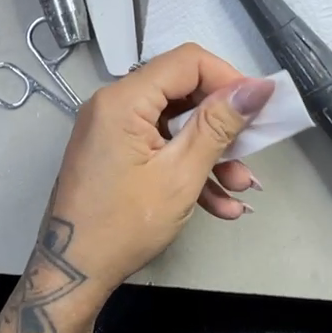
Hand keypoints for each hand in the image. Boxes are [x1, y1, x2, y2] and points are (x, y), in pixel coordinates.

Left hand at [47, 44, 274, 292]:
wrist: (74, 270)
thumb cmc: (124, 224)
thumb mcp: (180, 174)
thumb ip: (219, 125)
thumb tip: (257, 87)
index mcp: (123, 100)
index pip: (187, 62)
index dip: (228, 79)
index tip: (258, 108)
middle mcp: (114, 105)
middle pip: (183, 92)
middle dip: (222, 124)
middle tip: (252, 151)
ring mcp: (113, 130)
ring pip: (175, 125)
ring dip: (211, 154)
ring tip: (241, 188)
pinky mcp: (115, 153)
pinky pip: (159, 147)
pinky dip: (188, 168)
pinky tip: (219, 203)